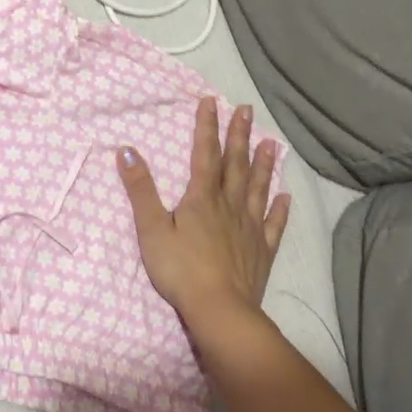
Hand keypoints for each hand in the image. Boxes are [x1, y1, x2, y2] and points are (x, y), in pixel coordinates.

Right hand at [117, 98, 289, 330]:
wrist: (220, 309)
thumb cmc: (180, 269)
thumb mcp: (152, 228)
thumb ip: (140, 189)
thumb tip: (126, 150)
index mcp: (201, 198)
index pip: (204, 153)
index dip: (206, 126)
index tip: (211, 101)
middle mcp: (229, 206)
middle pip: (235, 164)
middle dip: (239, 135)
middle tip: (247, 110)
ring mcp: (249, 228)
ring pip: (257, 188)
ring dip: (263, 164)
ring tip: (271, 143)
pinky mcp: (261, 251)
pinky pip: (273, 225)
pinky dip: (279, 209)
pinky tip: (284, 197)